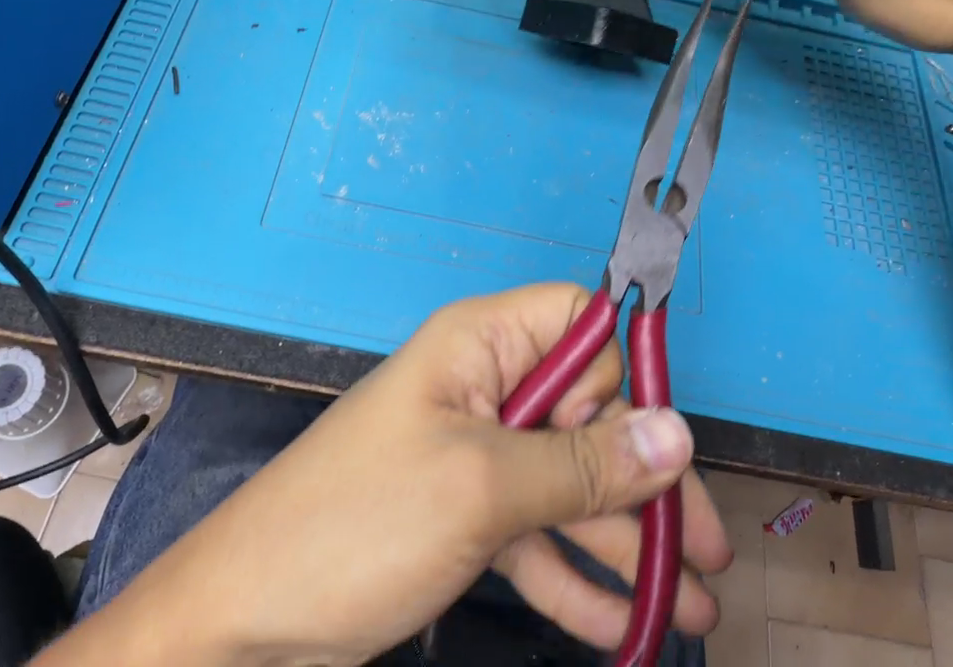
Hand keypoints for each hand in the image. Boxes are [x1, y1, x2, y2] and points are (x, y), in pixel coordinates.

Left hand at [61, 284, 730, 665]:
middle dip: (647, 483)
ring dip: (625, 543)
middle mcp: (481, 390)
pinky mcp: (460, 519)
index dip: (626, 370)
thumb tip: (679, 433)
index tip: (670, 438)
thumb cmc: (360, 526)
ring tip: (693, 607)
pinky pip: (535, 536)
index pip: (577, 322)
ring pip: (568, 484)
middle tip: (707, 551)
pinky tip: (623, 628)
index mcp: (478, 347)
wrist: (245, 623)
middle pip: (587, 415)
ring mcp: (471, 458)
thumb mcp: (482, 488)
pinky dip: (575, 579)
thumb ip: (583, 463)